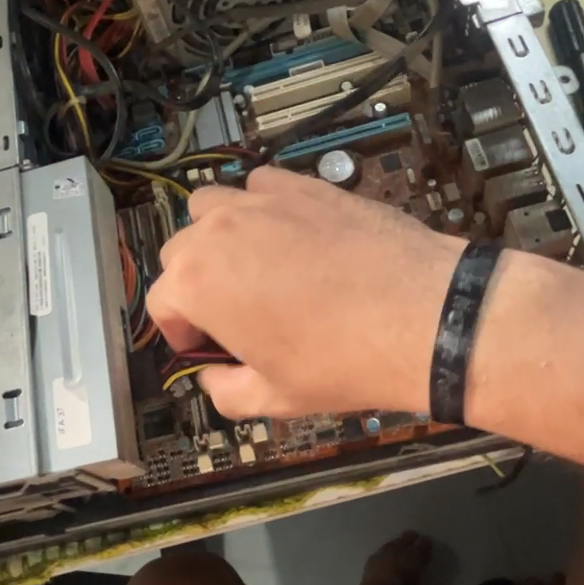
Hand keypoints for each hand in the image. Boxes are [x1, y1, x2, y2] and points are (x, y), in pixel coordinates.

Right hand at [146, 166, 467, 418]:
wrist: (422, 316)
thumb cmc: (342, 359)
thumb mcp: (273, 397)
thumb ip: (224, 391)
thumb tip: (214, 378)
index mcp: (197, 282)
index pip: (160, 302)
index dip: (177, 331)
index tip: (201, 345)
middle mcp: (219, 230)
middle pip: (180, 251)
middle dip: (194, 283)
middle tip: (229, 313)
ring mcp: (262, 201)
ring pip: (213, 207)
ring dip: (217, 235)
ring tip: (250, 265)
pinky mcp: (304, 187)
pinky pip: (262, 187)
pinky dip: (262, 207)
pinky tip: (290, 236)